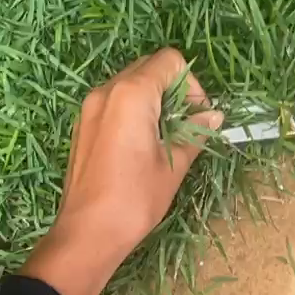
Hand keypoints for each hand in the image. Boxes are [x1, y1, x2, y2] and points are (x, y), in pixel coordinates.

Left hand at [21, 48, 222, 294]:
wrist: (87, 233)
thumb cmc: (134, 200)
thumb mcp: (173, 166)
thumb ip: (194, 134)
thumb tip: (213, 117)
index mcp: (131, 95)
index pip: (169, 61)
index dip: (191, 84)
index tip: (197, 116)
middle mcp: (106, 92)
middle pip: (148, 68)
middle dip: (173, 91)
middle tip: (185, 127)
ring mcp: (88, 109)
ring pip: (129, 85)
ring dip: (153, 102)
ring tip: (164, 139)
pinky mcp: (81, 127)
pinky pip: (113, 104)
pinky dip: (132, 112)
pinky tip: (141, 146)